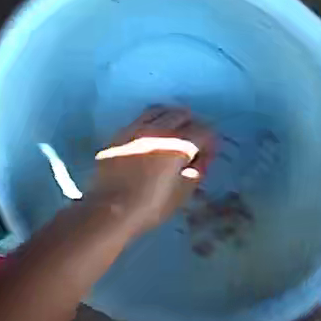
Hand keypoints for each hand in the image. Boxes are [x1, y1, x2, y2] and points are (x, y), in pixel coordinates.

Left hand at [84, 106, 214, 235]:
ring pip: (159, 111)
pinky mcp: (119, 134)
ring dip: (170, 117)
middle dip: (192, 125)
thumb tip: (202, 158)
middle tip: (193, 140)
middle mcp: (157, 130)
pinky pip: (139, 119)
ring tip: (173, 131)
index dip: (210, 142)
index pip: (203, 132)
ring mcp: (135, 129)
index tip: (208, 153)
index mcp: (177, 144)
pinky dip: (151, 122)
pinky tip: (150, 135)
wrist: (109, 210)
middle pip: (181, 115)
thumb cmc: (150, 206)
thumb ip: (197, 171)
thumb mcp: (182, 193)